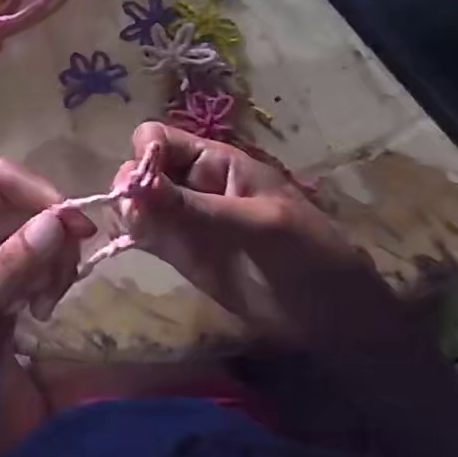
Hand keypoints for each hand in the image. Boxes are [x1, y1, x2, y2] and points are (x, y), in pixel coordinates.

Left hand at [0, 159, 95, 451]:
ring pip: (44, 231)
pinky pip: (46, 259)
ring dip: (56, 264)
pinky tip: (40, 311)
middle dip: (53, 239)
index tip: (72, 228)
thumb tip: (56, 220)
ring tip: (43, 306)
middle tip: (56, 285)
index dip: (38, 193)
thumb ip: (8, 269)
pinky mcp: (10, 276)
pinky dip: (55, 279)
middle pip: (29, 204)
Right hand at [120, 122, 436, 360]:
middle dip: (131, 184)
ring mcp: (185, 220)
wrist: (331, 318)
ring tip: (137, 231)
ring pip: (139, 202)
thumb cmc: (305, 255)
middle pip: (143, 169)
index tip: (139, 182)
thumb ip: (194, 207)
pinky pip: (146, 234)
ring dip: (126, 211)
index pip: (161, 138)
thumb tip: (133, 183)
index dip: (145, 153)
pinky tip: (129, 243)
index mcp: (217, 162)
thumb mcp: (255, 224)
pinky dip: (131, 234)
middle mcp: (194, 184)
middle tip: (135, 214)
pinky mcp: (180, 253)